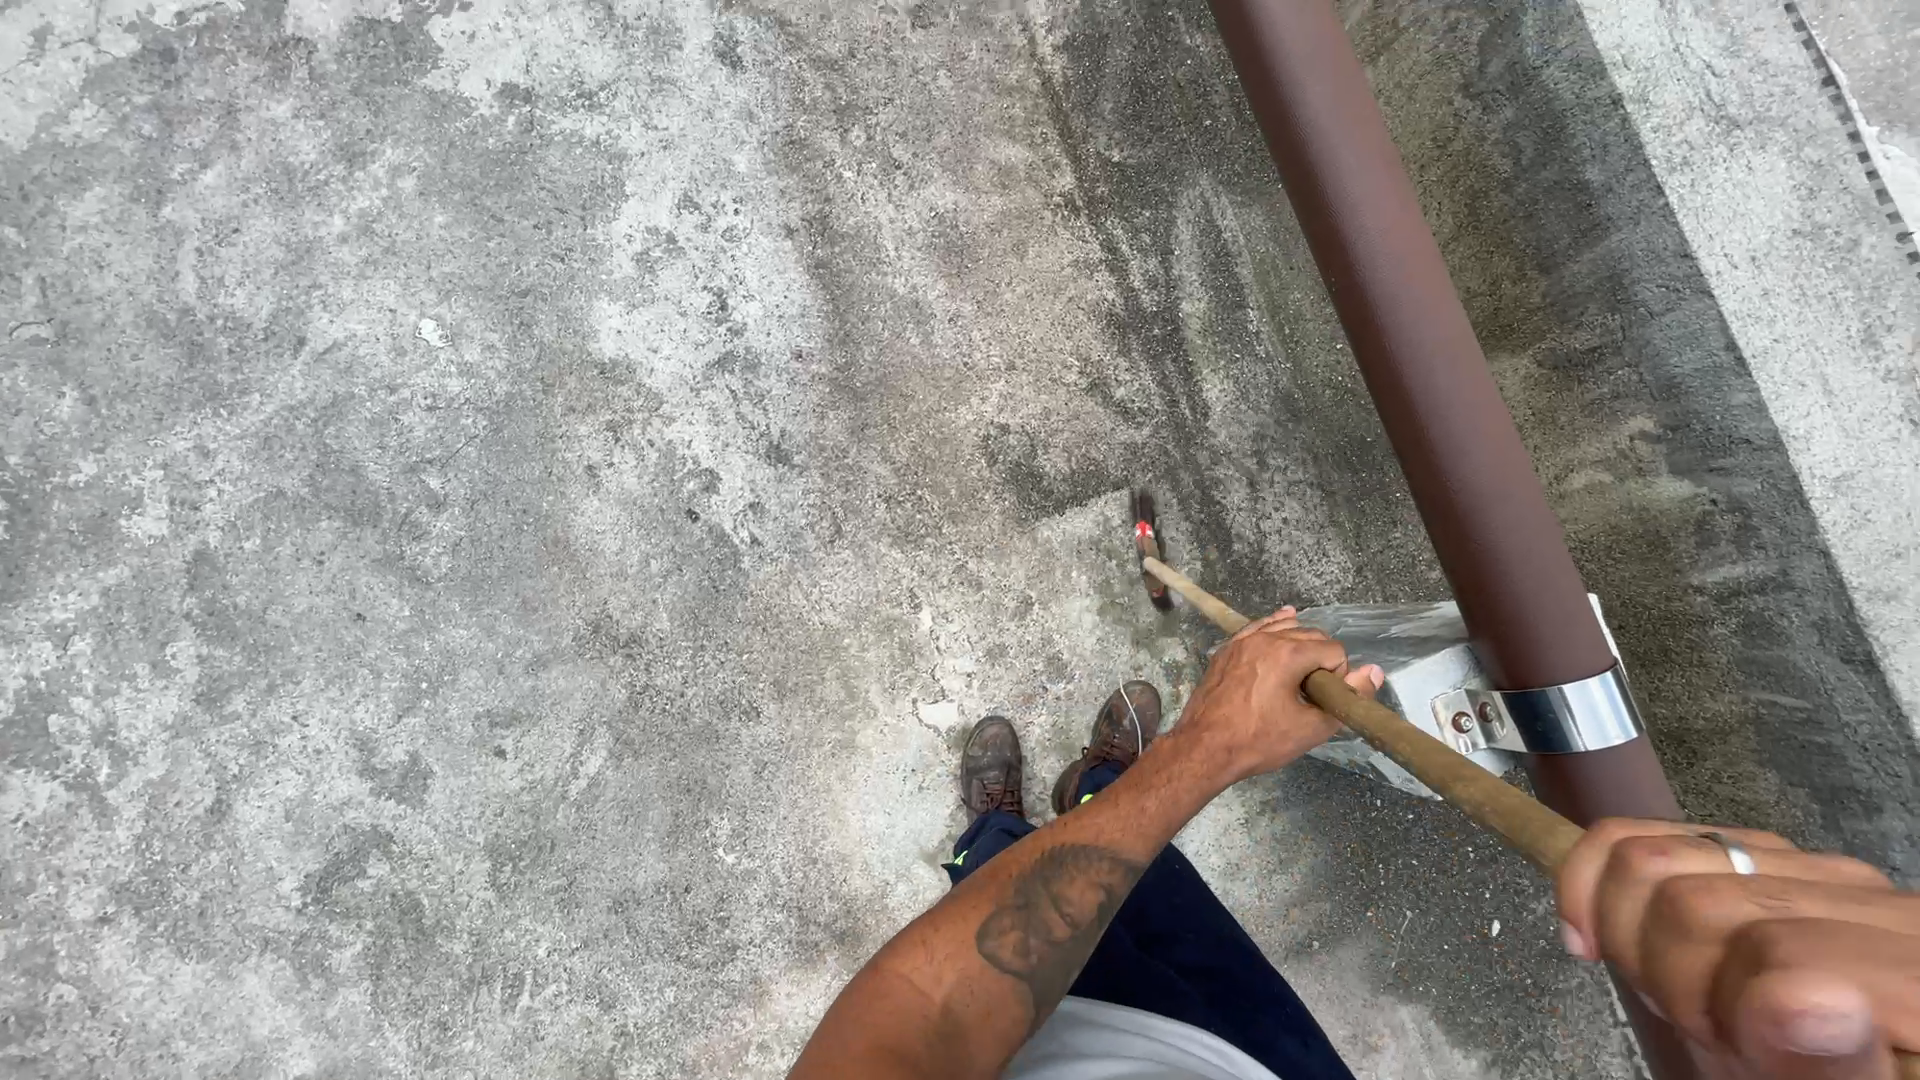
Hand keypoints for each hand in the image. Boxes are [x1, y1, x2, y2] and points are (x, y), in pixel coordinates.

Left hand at [1171, 607, 1382, 785]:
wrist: (1205, 746)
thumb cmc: (1260, 740)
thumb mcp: (1313, 726)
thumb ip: (1348, 697)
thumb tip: (1374, 671)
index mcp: (1288, 653)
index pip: (1333, 650)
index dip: (1338, 675)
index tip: (1325, 698)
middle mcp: (1265, 639)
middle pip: (1310, 634)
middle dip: (1321, 658)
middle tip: (1314, 691)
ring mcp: (1241, 642)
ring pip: (1283, 628)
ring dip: (1300, 642)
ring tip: (1304, 668)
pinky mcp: (1226, 650)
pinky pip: (1256, 628)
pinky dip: (1273, 626)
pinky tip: (1284, 620)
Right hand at [1555, 818, 1919, 1079]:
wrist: (1832, 1059)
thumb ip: (1832, 1064)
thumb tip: (1801, 1001)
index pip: (1780, 950)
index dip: (1715, 1001)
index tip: (1716, 1045)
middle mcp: (1880, 902)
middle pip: (1700, 897)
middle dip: (1658, 967)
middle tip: (1688, 1025)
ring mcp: (1811, 867)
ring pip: (1653, 852)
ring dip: (1621, 929)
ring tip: (1661, 988)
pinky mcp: (1751, 851)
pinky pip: (1639, 832)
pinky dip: (1590, 878)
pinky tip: (1593, 930)